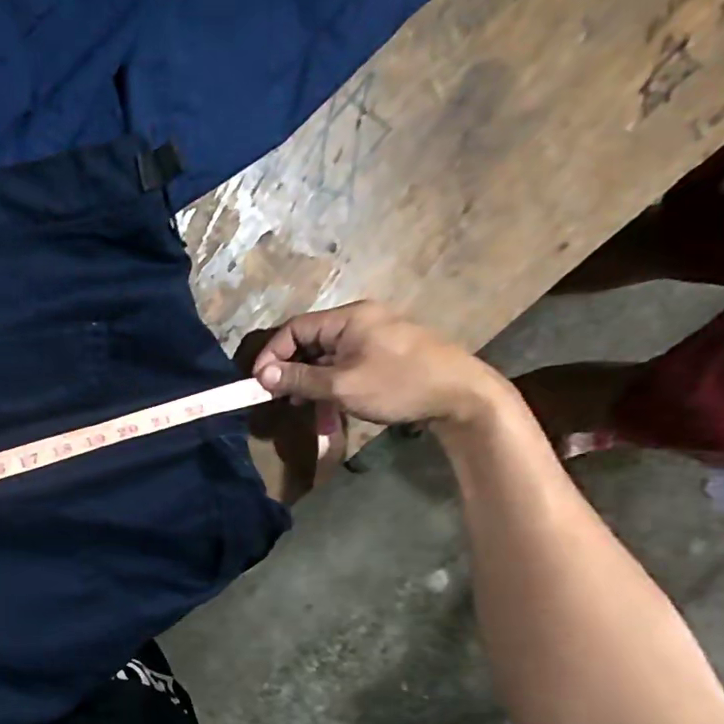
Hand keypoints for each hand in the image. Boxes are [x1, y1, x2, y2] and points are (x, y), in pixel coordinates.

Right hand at [250, 301, 508, 428]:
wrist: (463, 396)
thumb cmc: (398, 385)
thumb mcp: (342, 385)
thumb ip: (300, 378)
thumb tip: (262, 375)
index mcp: (349, 318)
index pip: (296, 328)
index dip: (273, 353)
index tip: (260, 381)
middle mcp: (361, 319)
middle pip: (311, 340)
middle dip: (290, 369)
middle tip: (278, 396)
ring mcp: (376, 336)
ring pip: (329, 355)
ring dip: (311, 379)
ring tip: (301, 405)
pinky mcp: (387, 354)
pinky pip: (347, 363)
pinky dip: (332, 382)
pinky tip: (328, 403)